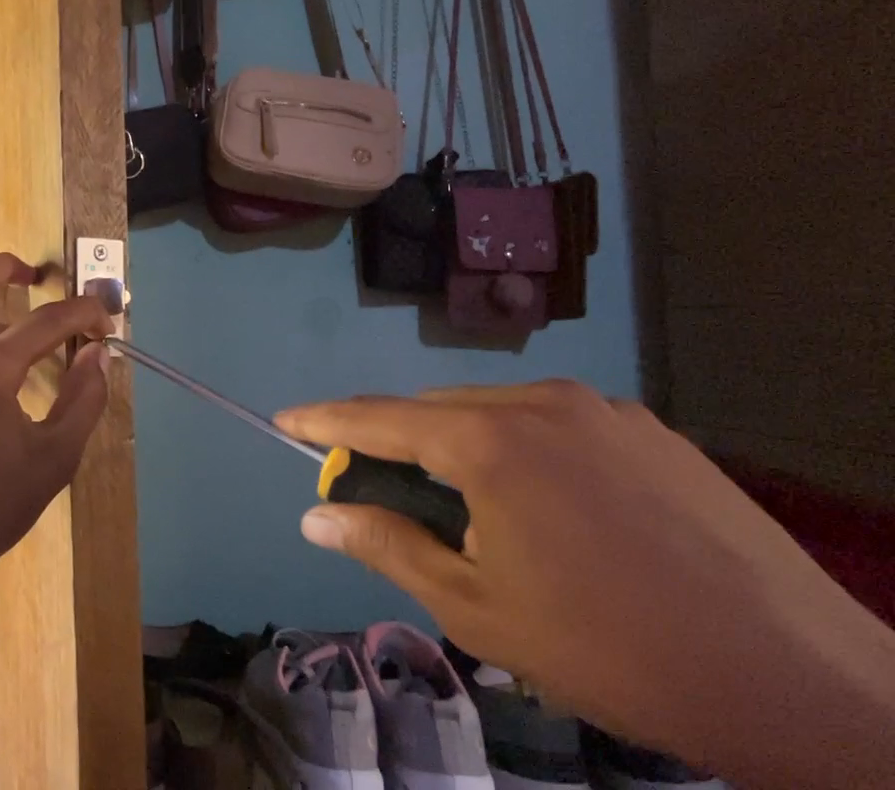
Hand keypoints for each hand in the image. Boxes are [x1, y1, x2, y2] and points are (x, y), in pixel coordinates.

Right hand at [277, 382, 894, 785]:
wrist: (805, 684)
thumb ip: (385, 545)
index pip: (377, 418)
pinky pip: (555, 425)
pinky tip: (543, 508)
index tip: (282, 421)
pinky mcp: (656, 434)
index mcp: (490, 441)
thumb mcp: (475, 608)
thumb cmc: (610, 648)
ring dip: (458, 447)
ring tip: (466, 512)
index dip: (322, 421)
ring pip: (496, 413)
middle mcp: (543, 404)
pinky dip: (520, 451)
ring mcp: (608, 413)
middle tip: (375, 492)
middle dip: (393, 443)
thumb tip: (315, 515)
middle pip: (435, 410)